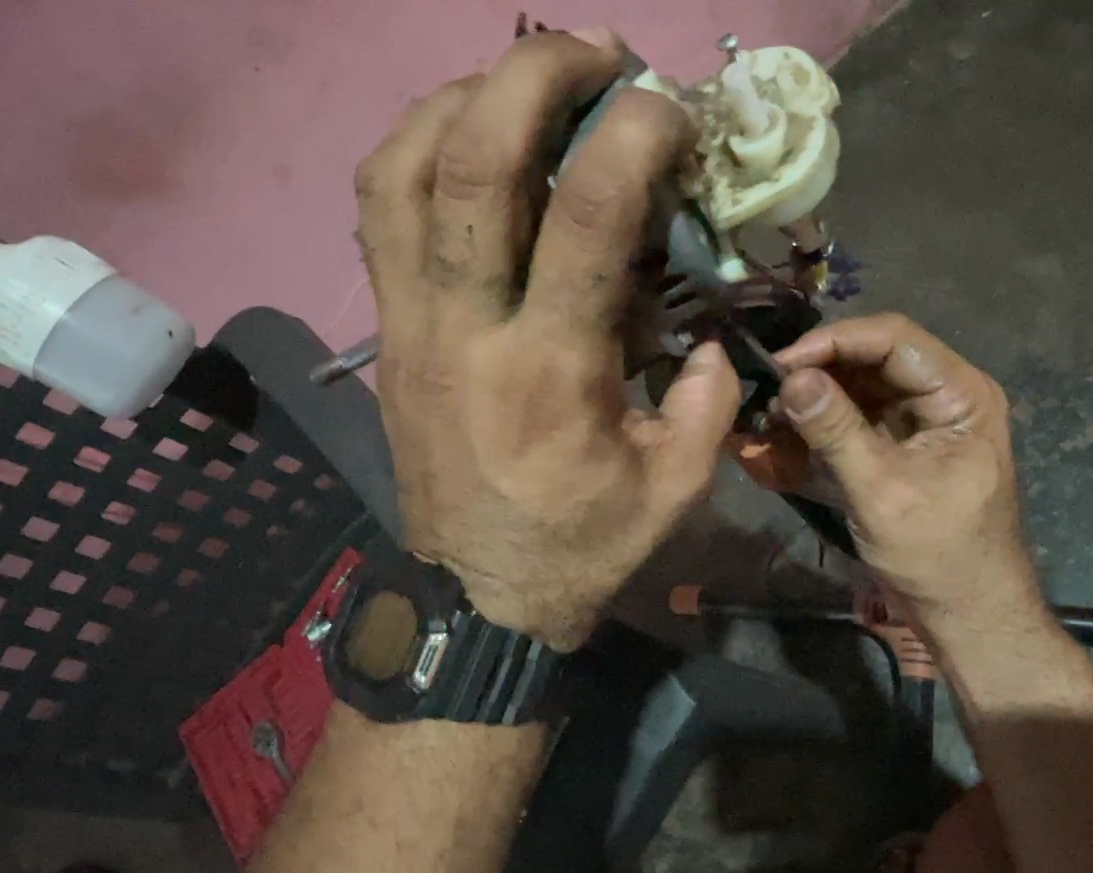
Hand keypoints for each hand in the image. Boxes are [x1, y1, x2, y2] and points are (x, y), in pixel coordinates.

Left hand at [355, 31, 740, 651]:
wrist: (479, 597)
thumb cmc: (582, 547)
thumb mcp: (676, 487)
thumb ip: (711, 399)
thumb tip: (714, 330)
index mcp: (551, 370)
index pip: (585, 214)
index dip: (633, 135)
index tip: (671, 110)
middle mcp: (465, 329)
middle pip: (473, 160)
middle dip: (534, 74)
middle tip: (596, 54)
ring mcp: (410, 326)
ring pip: (401, 171)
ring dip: (461, 99)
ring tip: (521, 84)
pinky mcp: (387, 335)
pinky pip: (378, 215)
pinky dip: (416, 152)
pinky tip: (464, 143)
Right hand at [773, 314, 1040, 626]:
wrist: (967, 613)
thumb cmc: (938, 556)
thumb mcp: (882, 491)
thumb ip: (835, 430)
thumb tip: (790, 377)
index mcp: (960, 395)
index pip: (893, 340)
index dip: (834, 342)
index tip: (781, 362)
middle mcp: (944, 397)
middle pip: (874, 361)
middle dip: (820, 372)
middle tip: (767, 389)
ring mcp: (922, 424)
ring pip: (861, 391)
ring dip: (815, 400)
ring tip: (768, 415)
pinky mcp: (901, 450)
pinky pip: (858, 423)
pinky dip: (822, 428)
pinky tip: (784, 436)